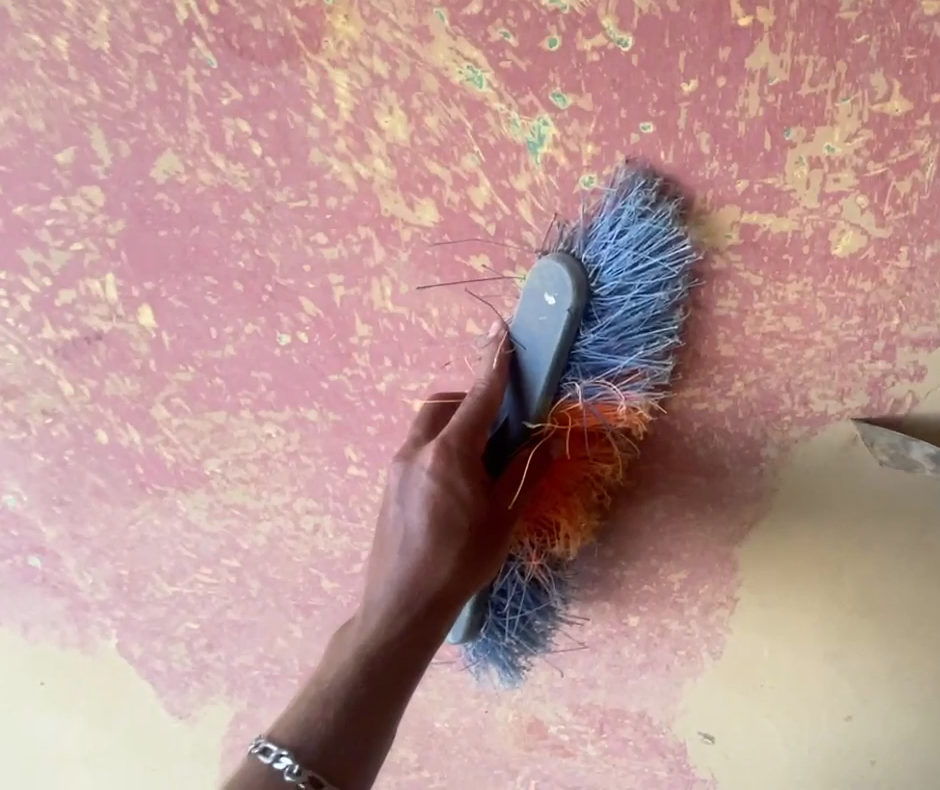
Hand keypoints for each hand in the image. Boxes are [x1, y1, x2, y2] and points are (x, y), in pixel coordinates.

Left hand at [355, 334, 525, 646]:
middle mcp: (418, 450)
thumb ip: (527, 469)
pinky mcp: (389, 485)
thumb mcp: (505, 515)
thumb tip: (551, 438)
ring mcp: (397, 468)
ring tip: (482, 458)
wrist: (402, 607)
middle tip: (501, 424)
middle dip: (472, 399)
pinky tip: (459, 483)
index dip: (495, 362)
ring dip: (456, 423)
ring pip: (428, 424)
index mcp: (451, 453)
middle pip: (445, 403)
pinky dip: (442, 445)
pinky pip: (419, 447)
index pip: (480, 395)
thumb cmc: (462, 560)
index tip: (501, 332)